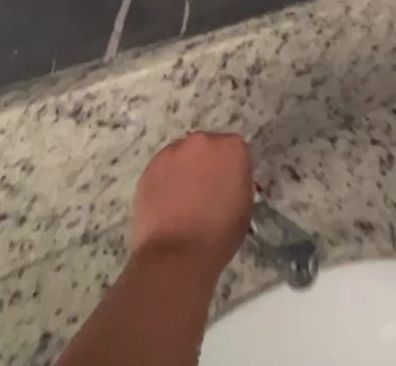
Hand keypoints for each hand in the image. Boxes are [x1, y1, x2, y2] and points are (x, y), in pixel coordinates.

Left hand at [129, 132, 254, 281]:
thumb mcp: (245, 203)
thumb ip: (238, 180)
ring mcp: (173, 152)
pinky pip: (163, 169)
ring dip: (185, 170)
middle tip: (205, 193)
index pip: (235, 150)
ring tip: (182, 201)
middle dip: (207, 165)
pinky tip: (167, 204)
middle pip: (207, 147)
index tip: (228, 187)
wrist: (177, 254)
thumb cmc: (220, 232)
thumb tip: (227, 179)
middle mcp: (203, 141)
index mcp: (232, 147)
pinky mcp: (150, 167)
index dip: (231, 170)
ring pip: (183, 156)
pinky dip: (165, 181)